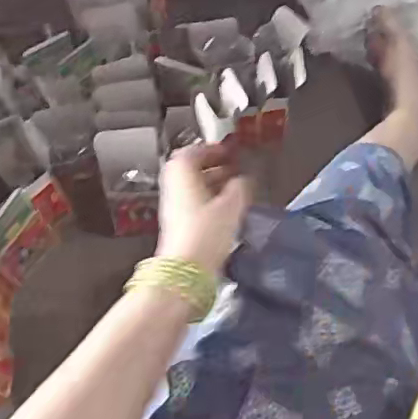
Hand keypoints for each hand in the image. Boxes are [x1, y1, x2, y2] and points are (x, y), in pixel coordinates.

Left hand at [156, 143, 248, 273]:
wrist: (187, 270)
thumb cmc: (203, 236)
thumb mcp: (231, 205)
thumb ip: (240, 186)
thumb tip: (244, 180)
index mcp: (181, 175)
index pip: (193, 151)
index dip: (212, 148)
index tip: (227, 149)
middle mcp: (173, 188)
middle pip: (191, 169)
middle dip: (213, 165)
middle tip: (232, 165)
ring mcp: (174, 208)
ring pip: (193, 187)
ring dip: (212, 183)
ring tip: (233, 186)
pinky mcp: (179, 226)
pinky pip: (194, 205)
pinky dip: (209, 200)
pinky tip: (226, 209)